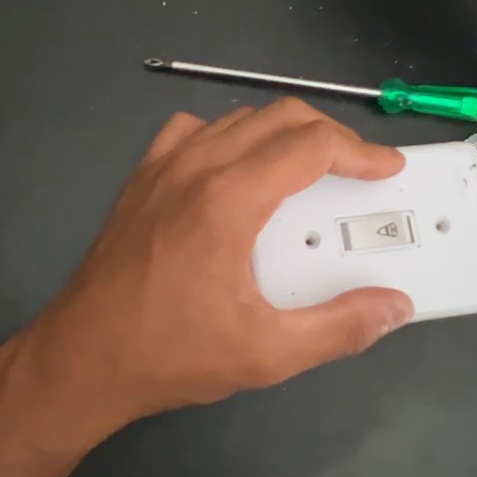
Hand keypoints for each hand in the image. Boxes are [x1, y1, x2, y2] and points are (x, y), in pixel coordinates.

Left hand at [4, 99, 413, 436]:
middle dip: (330, 136)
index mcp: (229, 199)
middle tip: (357, 171)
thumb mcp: (267, 353)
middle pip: (279, 117)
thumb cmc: (172, 354)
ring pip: (238, 118)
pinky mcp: (140, 178)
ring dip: (282, 133)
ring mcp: (162, 167)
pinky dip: (227, 136)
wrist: (81, 359)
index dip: (360, 151)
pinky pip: (192, 131)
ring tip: (307, 171)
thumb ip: (339, 328)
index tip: (387, 169)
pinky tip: (234, 170)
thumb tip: (395, 306)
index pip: (311, 145)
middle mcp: (195, 167)